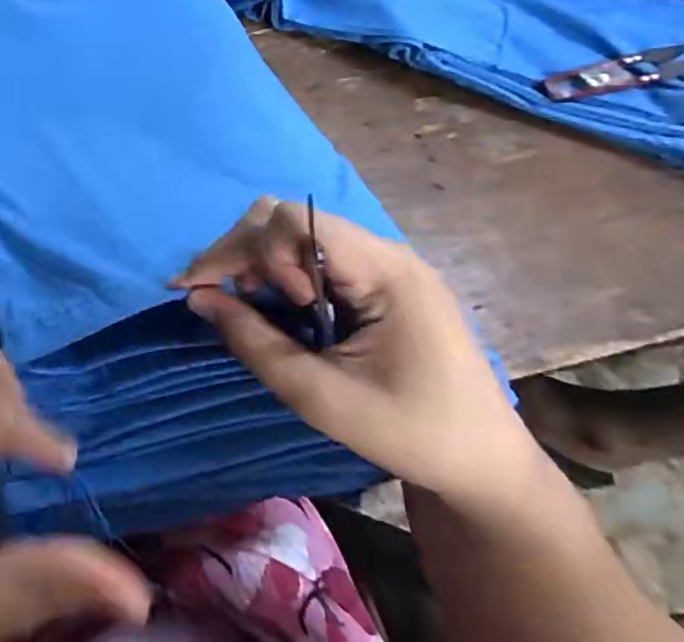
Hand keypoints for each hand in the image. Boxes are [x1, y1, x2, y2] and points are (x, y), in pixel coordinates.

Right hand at [171, 196, 535, 507]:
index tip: (255, 301)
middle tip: (221, 299)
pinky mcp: (377, 279)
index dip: (258, 251)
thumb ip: (254, 342)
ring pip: (294, 230)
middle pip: (288, 218)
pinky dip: (278, 271)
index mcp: (385, 271)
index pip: (296, 219)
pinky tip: (273, 303)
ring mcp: (383, 263)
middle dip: (243, 252)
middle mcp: (384, 252)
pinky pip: (312, 253)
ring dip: (257, 260)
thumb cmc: (412, 434)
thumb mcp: (321, 398)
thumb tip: (196, 297)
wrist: (487, 465)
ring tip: (248, 303)